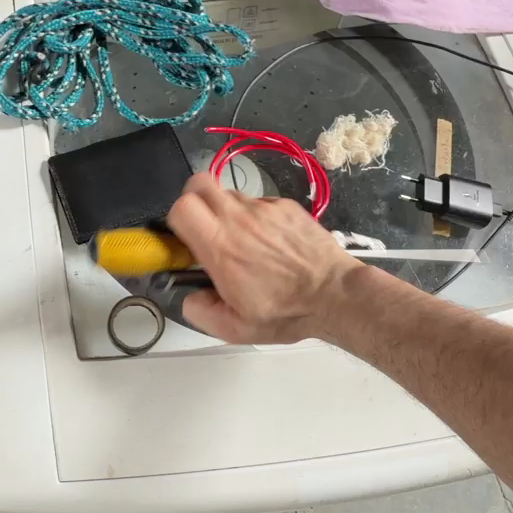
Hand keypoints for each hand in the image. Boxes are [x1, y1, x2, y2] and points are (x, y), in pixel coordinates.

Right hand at [164, 172, 363, 343]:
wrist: (336, 294)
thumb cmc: (286, 312)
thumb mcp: (235, 328)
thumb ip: (200, 311)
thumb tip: (190, 297)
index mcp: (220, 247)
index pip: (181, 207)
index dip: (176, 219)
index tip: (186, 240)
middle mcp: (239, 219)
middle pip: (198, 184)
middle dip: (193, 202)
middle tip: (204, 228)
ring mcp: (264, 208)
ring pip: (229, 193)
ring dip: (225, 211)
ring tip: (241, 239)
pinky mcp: (286, 206)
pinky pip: (258, 201)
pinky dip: (255, 216)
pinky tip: (268, 240)